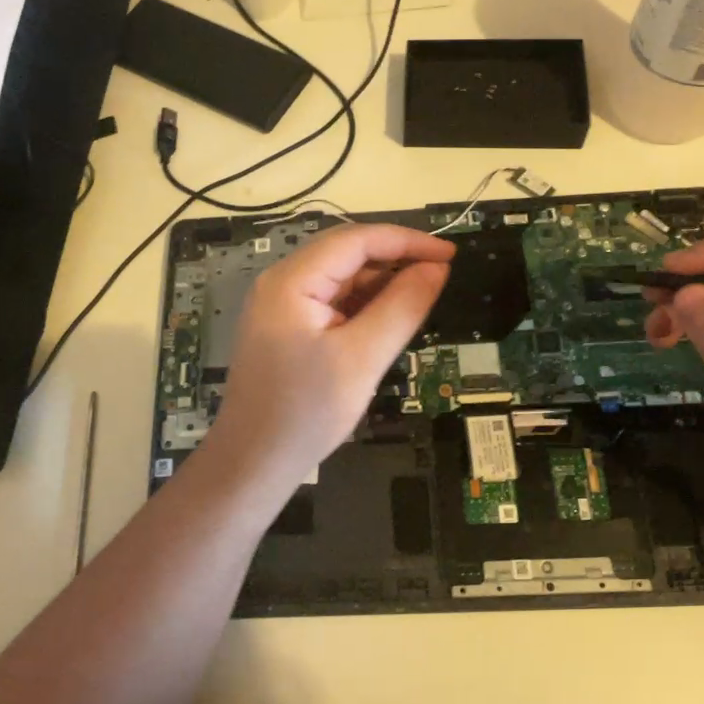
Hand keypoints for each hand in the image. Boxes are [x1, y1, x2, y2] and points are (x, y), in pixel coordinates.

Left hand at [208, 225, 453, 487]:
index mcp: (291, 281)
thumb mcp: (362, 358)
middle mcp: (282, 283)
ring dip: (382, 284)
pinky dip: (364, 306)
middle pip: (346, 254)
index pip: (355, 239)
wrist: (253, 464)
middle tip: (442, 277)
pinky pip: (332, 303)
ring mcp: (282, 307)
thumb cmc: (305, 413)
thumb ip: (401, 307)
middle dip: (395, 260)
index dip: (406, 241)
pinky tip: (391, 319)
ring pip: (341, 279)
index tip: (450, 255)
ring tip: (423, 299)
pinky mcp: (288, 330)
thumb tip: (436, 268)